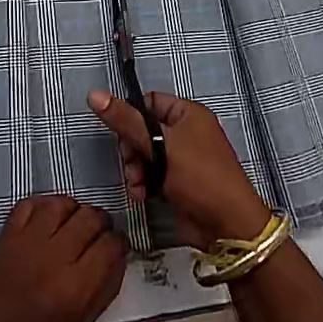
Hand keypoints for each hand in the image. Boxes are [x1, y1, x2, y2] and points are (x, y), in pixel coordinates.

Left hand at [0, 195, 126, 321]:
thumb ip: (103, 288)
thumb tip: (116, 257)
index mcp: (75, 290)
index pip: (111, 245)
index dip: (119, 244)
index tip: (116, 248)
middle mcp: (52, 260)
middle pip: (90, 218)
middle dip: (101, 224)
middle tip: (97, 235)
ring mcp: (26, 245)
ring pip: (61, 204)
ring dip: (73, 211)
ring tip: (73, 224)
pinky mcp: (5, 239)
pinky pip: (30, 204)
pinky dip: (43, 206)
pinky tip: (48, 219)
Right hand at [89, 90, 272, 247]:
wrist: (227, 227)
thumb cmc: (199, 177)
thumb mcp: (161, 146)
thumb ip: (126, 121)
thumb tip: (95, 94)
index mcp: (188, 113)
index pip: (149, 102)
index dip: (131, 115)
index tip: (120, 132)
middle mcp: (186, 132)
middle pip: (142, 130)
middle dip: (131, 149)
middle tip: (131, 163)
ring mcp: (182, 159)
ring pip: (144, 155)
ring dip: (134, 169)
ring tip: (136, 184)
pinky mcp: (177, 182)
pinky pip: (151, 174)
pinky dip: (143, 183)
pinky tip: (141, 194)